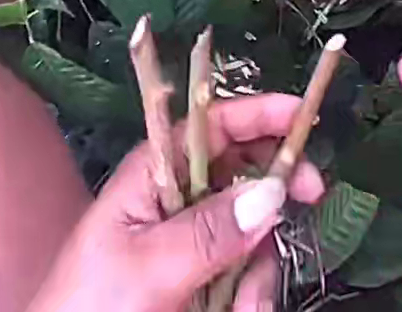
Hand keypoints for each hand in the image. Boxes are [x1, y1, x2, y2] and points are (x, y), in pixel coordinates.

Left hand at [27, 93, 326, 311]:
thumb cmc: (90, 309)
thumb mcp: (146, 270)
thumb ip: (208, 232)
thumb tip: (271, 192)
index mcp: (158, 169)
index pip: (216, 121)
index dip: (261, 110)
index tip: (305, 115)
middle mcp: (181, 193)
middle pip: (246, 166)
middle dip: (275, 188)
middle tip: (311, 196)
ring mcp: (194, 236)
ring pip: (254, 225)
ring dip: (259, 266)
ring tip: (241, 308)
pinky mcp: (203, 275)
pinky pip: (247, 269)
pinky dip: (251, 294)